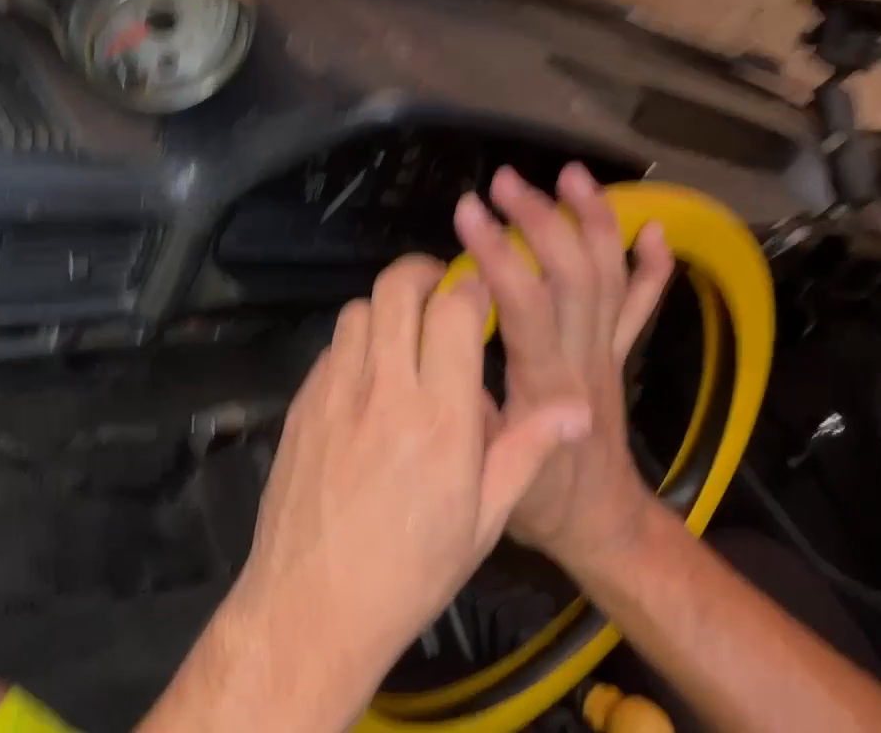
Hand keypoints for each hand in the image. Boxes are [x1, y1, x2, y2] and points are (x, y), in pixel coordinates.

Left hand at [231, 255, 590, 685]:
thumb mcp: (485, 521)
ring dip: (386, 309)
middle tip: (440, 292)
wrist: (313, 606)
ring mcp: (334, 394)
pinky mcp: (301, 405)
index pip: (456, 311)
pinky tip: (367, 378)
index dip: (473, 290)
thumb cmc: (412, 571)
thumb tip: (579, 410)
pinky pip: (330, 349)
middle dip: (424, 274)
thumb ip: (527, 451)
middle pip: (397, 289)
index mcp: (441, 417)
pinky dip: (354, 346)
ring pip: (358, 310)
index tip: (483, 297)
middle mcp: (384, 390)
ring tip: (404, 334)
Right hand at [451, 163, 675, 572]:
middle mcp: (584, 358)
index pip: (525, 305)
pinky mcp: (620, 356)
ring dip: (594, 220)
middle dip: (542, 219)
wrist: (603, 524)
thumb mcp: (487, 472)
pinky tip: (651, 228)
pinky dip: (651, 266)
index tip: (467, 210)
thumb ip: (470, 411)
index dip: (498, 253)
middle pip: (574, 275)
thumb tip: (442, 350)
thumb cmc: (540, 502)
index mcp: (545, 384)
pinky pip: (643, 306)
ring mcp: (609, 353)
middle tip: (505, 181)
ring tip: (571, 175)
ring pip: (609, 276)